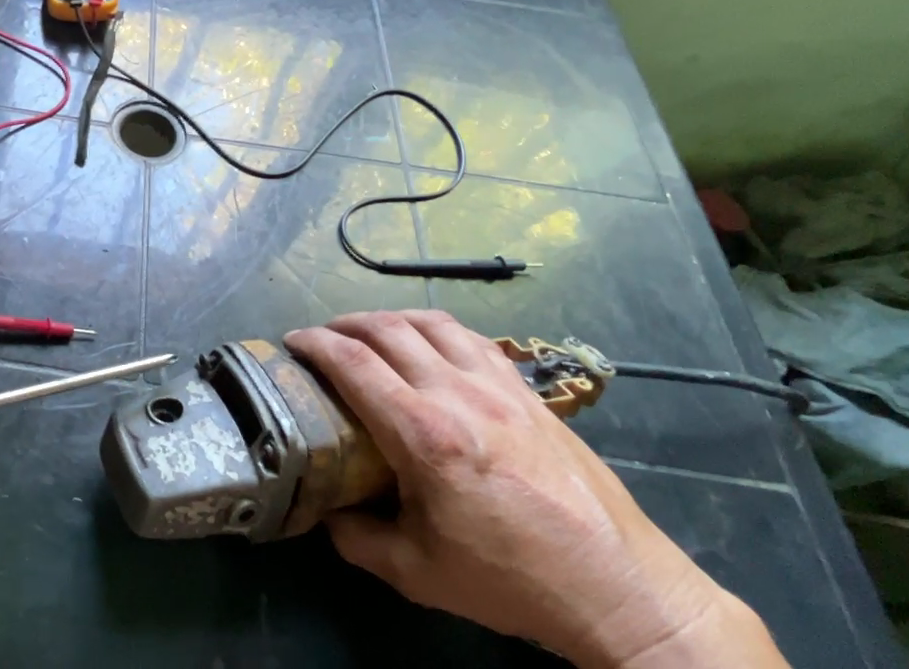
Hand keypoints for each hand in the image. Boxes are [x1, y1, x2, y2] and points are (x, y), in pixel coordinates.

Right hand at [286, 311, 785, 667]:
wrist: (618, 589)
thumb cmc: (509, 581)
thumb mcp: (414, 573)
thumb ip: (356, 536)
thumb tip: (325, 510)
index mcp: (423, 434)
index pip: (352, 362)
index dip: (313, 343)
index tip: (291, 342)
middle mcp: (459, 395)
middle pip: (387, 329)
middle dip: (343, 323)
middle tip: (321, 338)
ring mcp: (500, 388)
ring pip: (432, 322)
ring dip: (389, 318)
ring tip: (369, 333)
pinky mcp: (530, 394)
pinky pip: (473, 339)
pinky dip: (437, 330)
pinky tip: (430, 348)